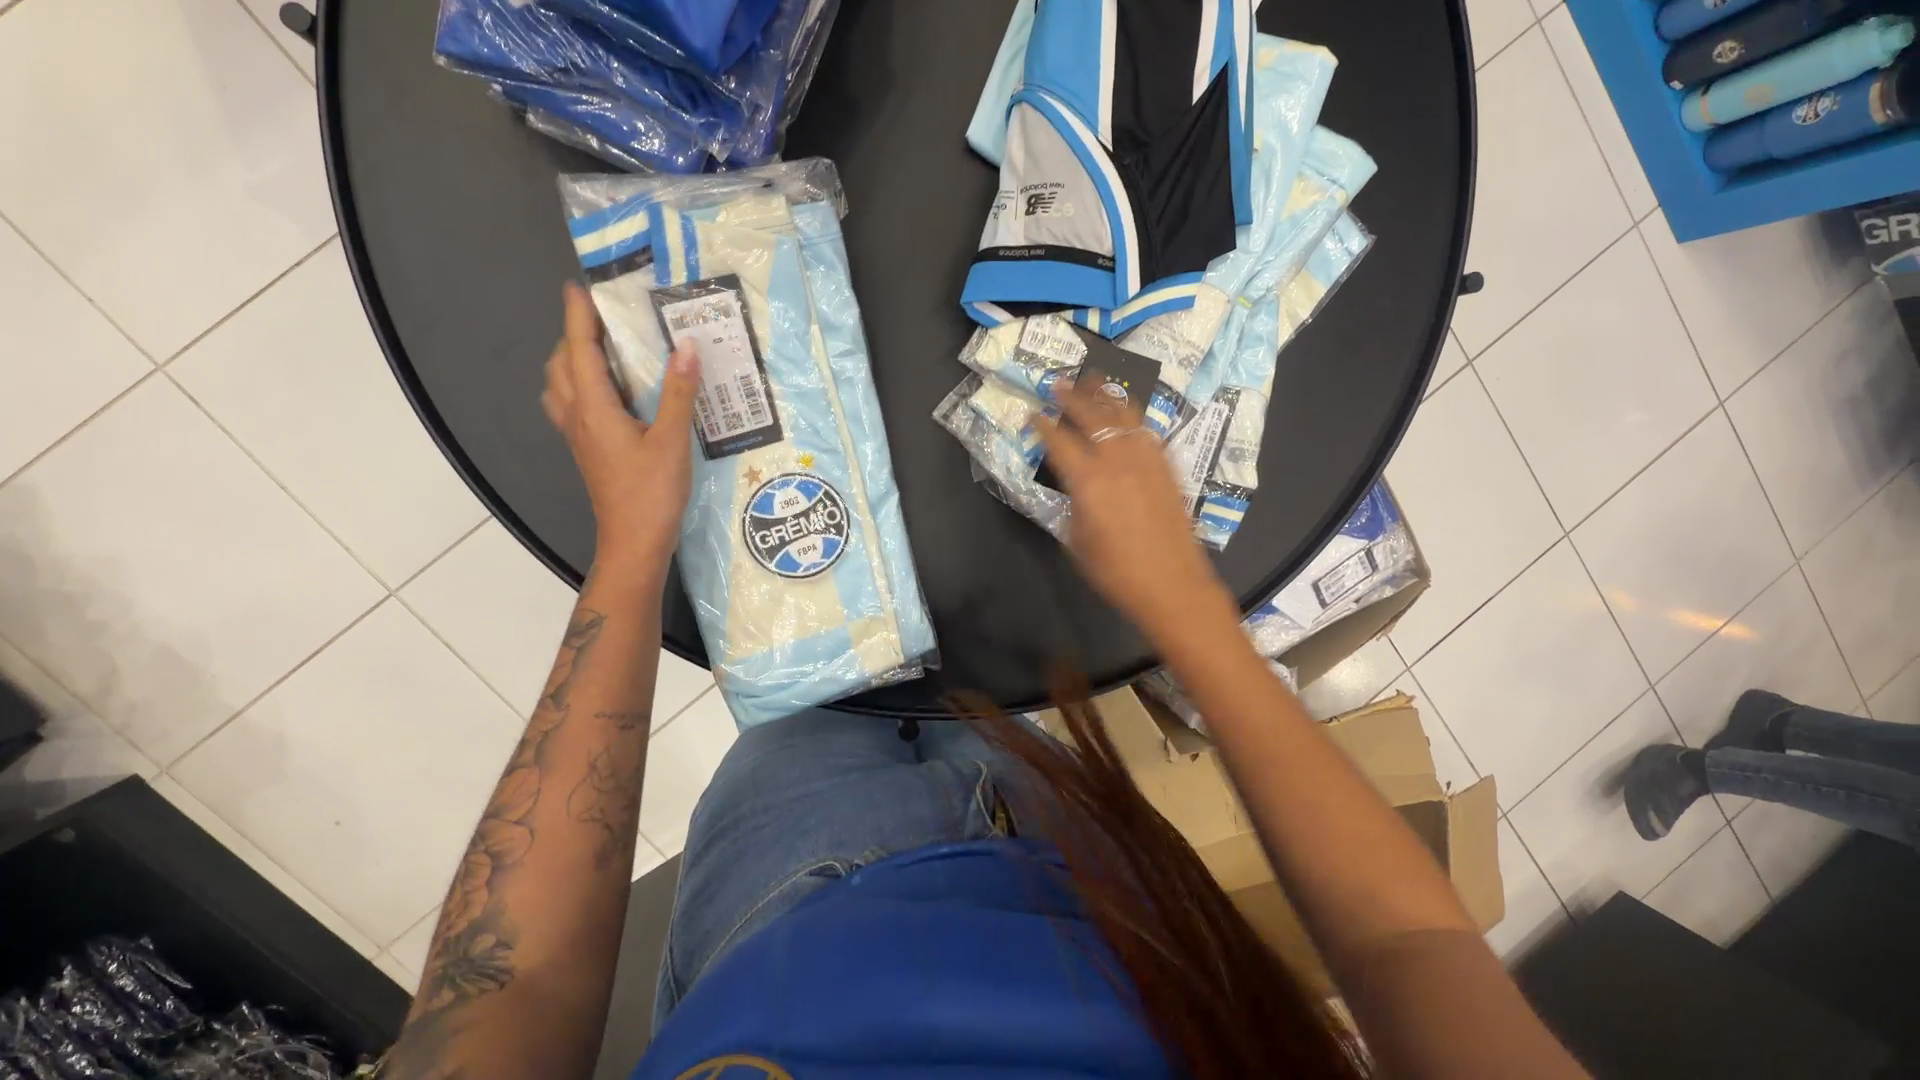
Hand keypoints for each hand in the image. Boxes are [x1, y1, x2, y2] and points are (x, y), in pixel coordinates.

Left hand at [543, 282, 699, 583]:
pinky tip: (608, 393)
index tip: (578, 286)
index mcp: (594, 408)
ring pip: (560, 386)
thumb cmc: (651, 493)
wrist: (633, 542)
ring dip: (572, 361)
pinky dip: (579, 386)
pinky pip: (571, 406)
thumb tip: (686, 346)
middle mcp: (578, 417)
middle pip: (562, 364)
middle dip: (574, 335)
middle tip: (603, 318)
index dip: (578, 316)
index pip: (580, 350)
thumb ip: (677, 392)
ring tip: (602, 350)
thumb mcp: (671, 440)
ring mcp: (578, 436)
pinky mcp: (587, 451)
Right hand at [1035, 380, 1236, 636]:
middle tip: (1059, 383)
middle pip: (1092, 416)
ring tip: (1094, 381)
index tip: (1033, 413)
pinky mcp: (1168, 467)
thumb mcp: (1077, 541)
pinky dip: (1133, 417)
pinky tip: (1126, 414)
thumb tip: (1071, 488)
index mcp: (1088, 481)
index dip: (1043, 425)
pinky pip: (1147, 431)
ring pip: (1124, 415)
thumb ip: (1071, 505)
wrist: (1172, 585)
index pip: (1059, 441)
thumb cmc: (1116, 572)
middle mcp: (1117, 461)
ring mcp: (1147, 460)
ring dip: (1105, 396)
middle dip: (1072, 397)